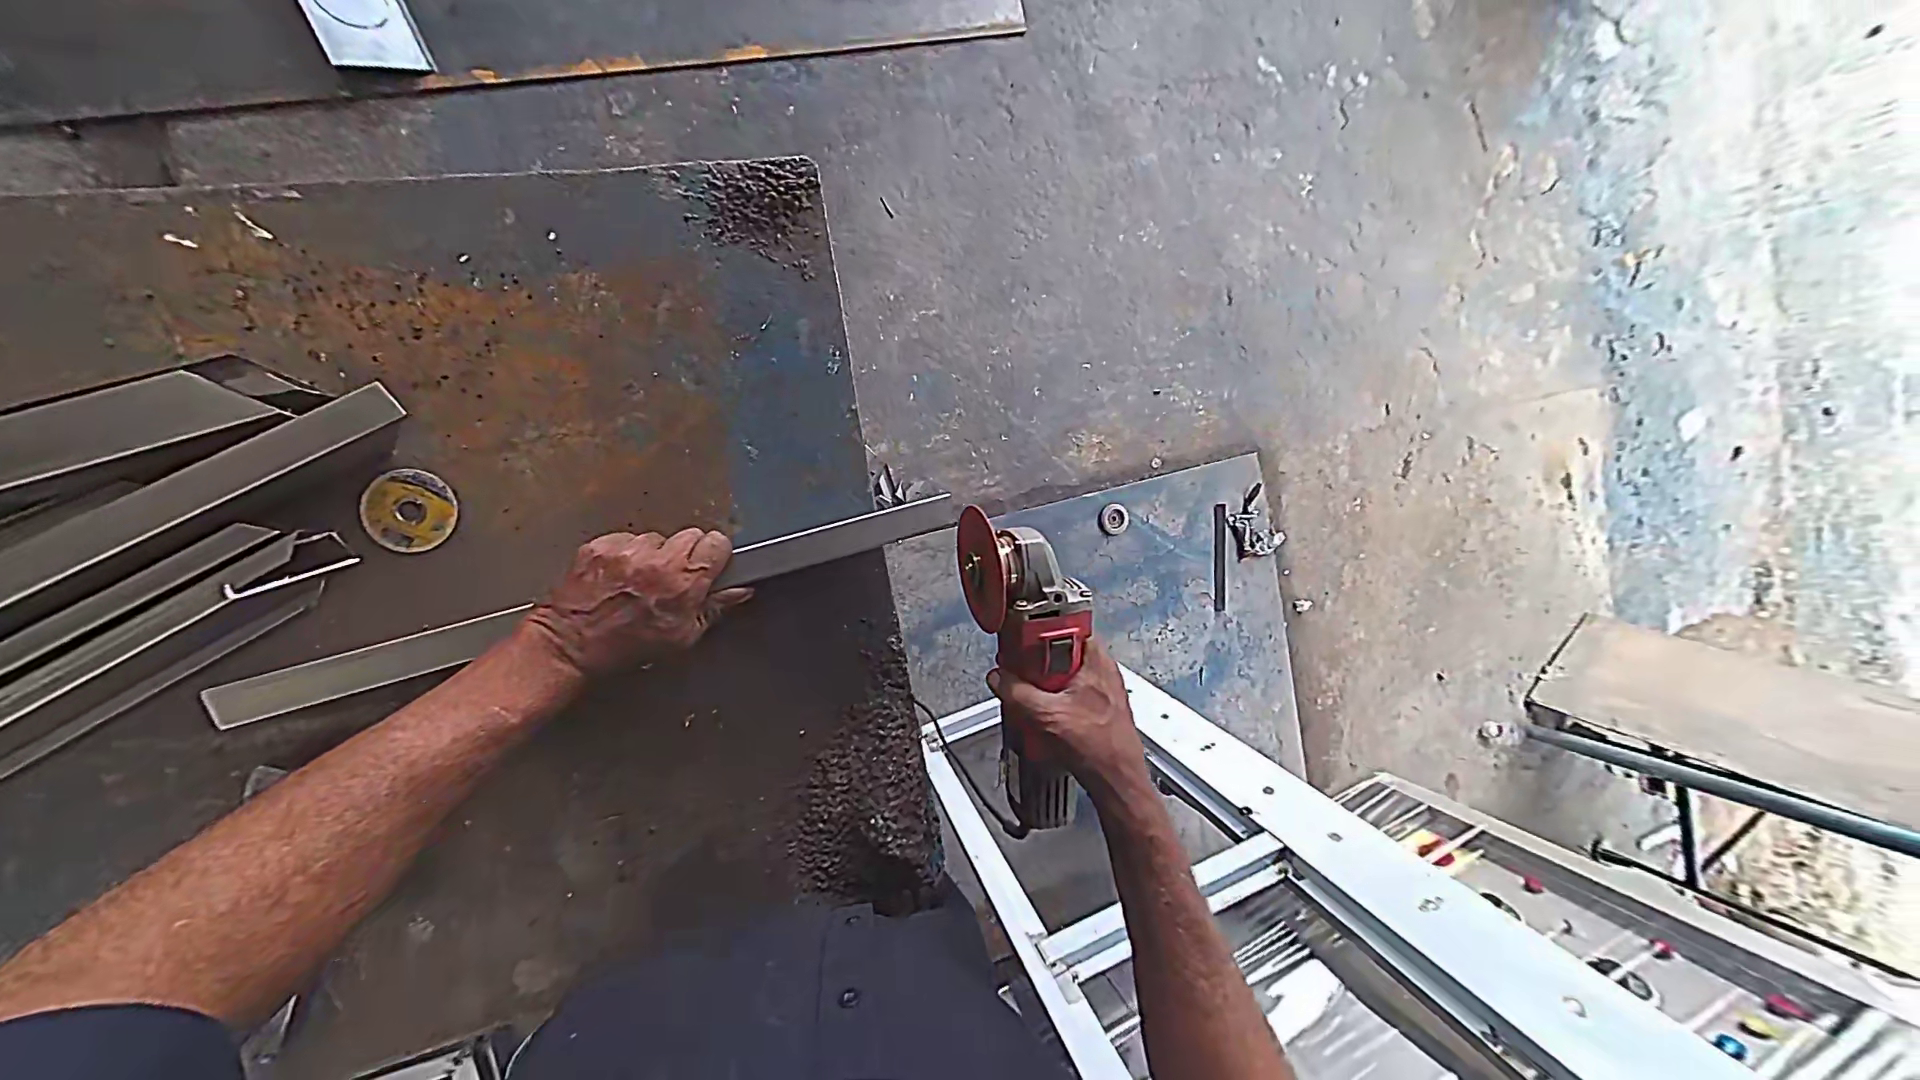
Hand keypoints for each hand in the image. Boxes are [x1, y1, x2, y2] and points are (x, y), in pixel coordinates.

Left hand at [524, 528, 751, 677]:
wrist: (571, 645)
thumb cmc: (627, 646)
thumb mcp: (683, 637)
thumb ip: (715, 608)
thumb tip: (740, 591)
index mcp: (684, 584)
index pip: (717, 543)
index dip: (715, 554)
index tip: (709, 565)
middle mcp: (657, 562)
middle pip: (691, 534)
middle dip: (688, 553)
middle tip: (675, 576)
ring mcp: (627, 552)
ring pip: (658, 537)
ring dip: (655, 553)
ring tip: (642, 579)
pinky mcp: (601, 546)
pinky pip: (627, 539)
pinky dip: (626, 553)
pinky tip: (620, 575)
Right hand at [987, 638, 1152, 804]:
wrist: (1116, 778)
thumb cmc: (1099, 747)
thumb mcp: (1046, 715)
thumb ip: (1016, 692)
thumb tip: (1000, 679)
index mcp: (1096, 660)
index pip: (1066, 626)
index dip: (1041, 631)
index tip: (1023, 640)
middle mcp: (1102, 669)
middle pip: (1061, 651)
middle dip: (1038, 662)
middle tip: (1022, 672)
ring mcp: (1102, 687)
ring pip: (1064, 673)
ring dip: (1045, 683)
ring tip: (1031, 696)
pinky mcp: (1098, 705)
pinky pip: (1070, 691)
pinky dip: (1055, 698)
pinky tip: (1045, 715)